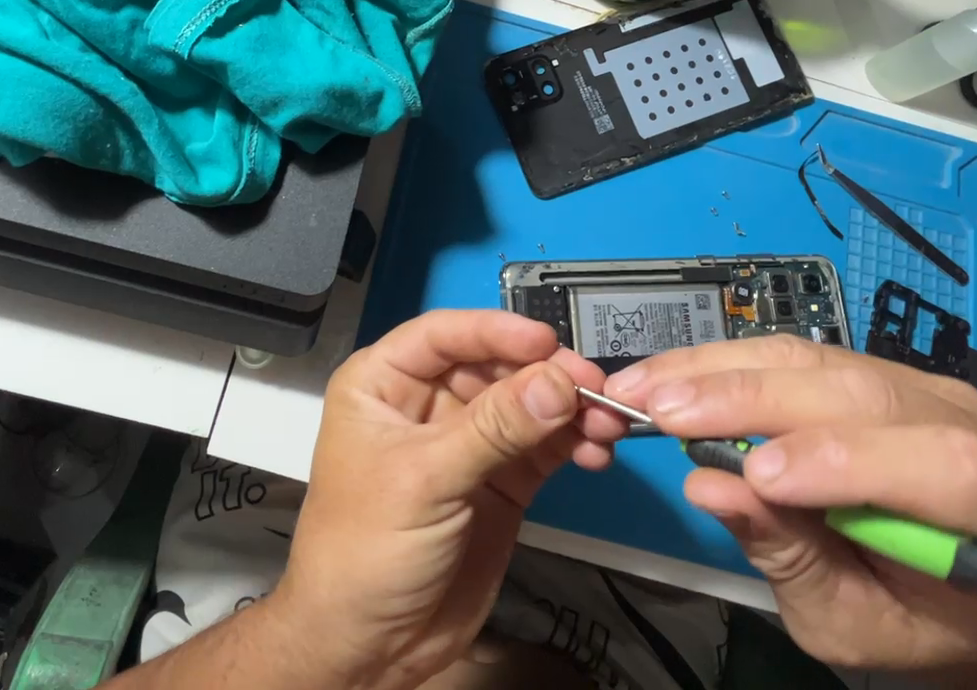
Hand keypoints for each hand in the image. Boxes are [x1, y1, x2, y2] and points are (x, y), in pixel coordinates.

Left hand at [272, 310, 628, 689]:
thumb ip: (494, 429)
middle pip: (493, 365)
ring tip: (608, 424)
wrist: (370, 646)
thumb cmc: (368, 547)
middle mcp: (427, 400)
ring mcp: (467, 440)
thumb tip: (559, 381)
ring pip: (525, 403)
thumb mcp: (425, 480)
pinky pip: (542, 445)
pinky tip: (597, 452)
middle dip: (544, 373)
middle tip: (596, 388)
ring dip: (569, 409)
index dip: (494, 331)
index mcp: (384, 383)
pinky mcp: (500, 478)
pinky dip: (573, 443)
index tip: (546, 341)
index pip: (443, 335)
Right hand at [603, 335, 976, 677]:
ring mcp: (941, 392)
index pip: (946, 470)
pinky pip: (806, 353)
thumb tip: (710, 487)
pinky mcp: (889, 370)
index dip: (846, 461)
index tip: (755, 475)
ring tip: (649, 386)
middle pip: (869, 394)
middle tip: (662, 410)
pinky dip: (731, 362)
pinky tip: (677, 374)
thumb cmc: (924, 627)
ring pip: (825, 360)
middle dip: (755, 400)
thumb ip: (792, 559)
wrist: (975, 596)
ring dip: (724, 369)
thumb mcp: (856, 626)